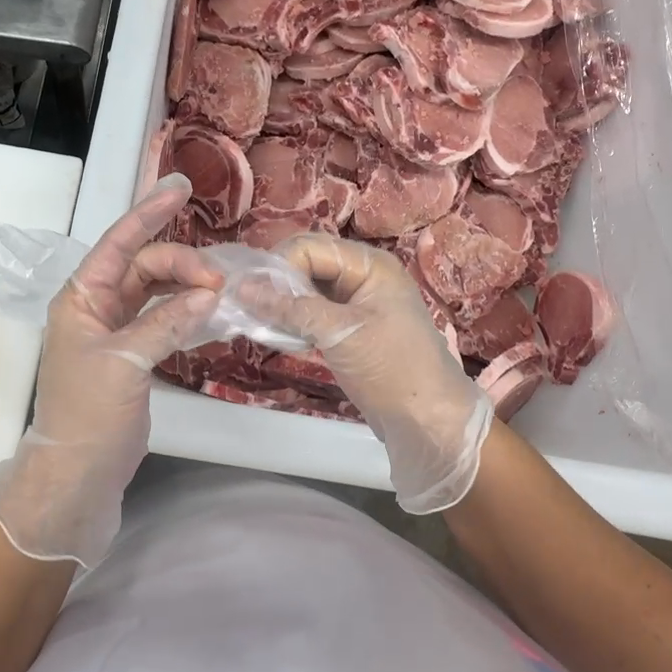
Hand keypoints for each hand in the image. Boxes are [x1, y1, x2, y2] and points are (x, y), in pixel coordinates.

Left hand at [0, 174, 221, 565]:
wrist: (76, 478)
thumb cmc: (88, 416)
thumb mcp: (124, 364)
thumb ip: (165, 324)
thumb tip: (208, 296)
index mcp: (81, 298)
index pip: (120, 243)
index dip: (150, 213)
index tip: (181, 188)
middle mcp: (96, 307)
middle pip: (144, 266)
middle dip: (182, 265)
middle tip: (220, 283)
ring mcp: (116, 333)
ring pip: (156, 293)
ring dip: (187, 288)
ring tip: (223, 294)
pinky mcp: (133, 357)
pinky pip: (164, 321)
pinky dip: (187, 315)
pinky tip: (214, 315)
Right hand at [243, 234, 492, 513]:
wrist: (430, 424)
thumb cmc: (392, 370)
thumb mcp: (340, 334)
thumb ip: (291, 308)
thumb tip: (242, 287)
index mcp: (369, 265)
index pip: (309, 247)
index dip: (279, 267)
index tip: (252, 295)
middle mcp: (362, 276)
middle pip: (306, 264)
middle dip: (277, 284)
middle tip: (250, 309)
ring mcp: (357, 303)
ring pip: (307, 289)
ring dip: (282, 304)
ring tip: (259, 323)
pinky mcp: (350, 328)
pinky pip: (313, 312)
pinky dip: (294, 320)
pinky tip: (279, 335)